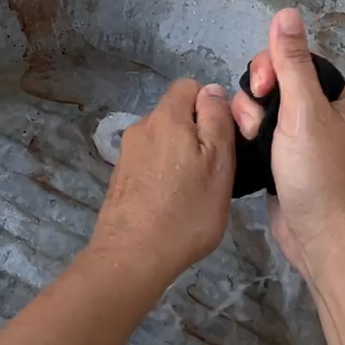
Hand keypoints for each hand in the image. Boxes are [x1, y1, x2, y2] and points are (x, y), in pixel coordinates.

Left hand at [87, 79, 236, 292]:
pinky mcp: (120, 177)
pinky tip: (171, 203)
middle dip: (196, 134)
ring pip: (163, 140)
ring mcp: (127, 153)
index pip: (190, 86)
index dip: (211, 105)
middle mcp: (142, 127)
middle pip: (176, 114)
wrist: (132, 257)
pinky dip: (164, 174)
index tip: (223, 138)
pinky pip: (150, 162)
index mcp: (166, 117)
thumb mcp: (218, 162)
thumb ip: (217, 120)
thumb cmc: (185, 211)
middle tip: (213, 171)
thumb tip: (212, 90)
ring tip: (193, 192)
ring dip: (180, 156)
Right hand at [232, 9, 344, 280]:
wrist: (322, 239)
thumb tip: (287, 12)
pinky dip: (248, 139)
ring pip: (259, 108)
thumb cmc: (320, 173)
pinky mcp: (282, 160)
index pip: (291, 59)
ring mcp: (299, 137)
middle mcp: (318, 111)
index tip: (261, 88)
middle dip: (255, 97)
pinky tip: (246, 151)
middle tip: (256, 123)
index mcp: (334, 94)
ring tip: (253, 142)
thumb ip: (291, 62)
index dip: (269, 67)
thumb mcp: (305, 111)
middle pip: (271, 82)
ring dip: (248, 120)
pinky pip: (256, 134)